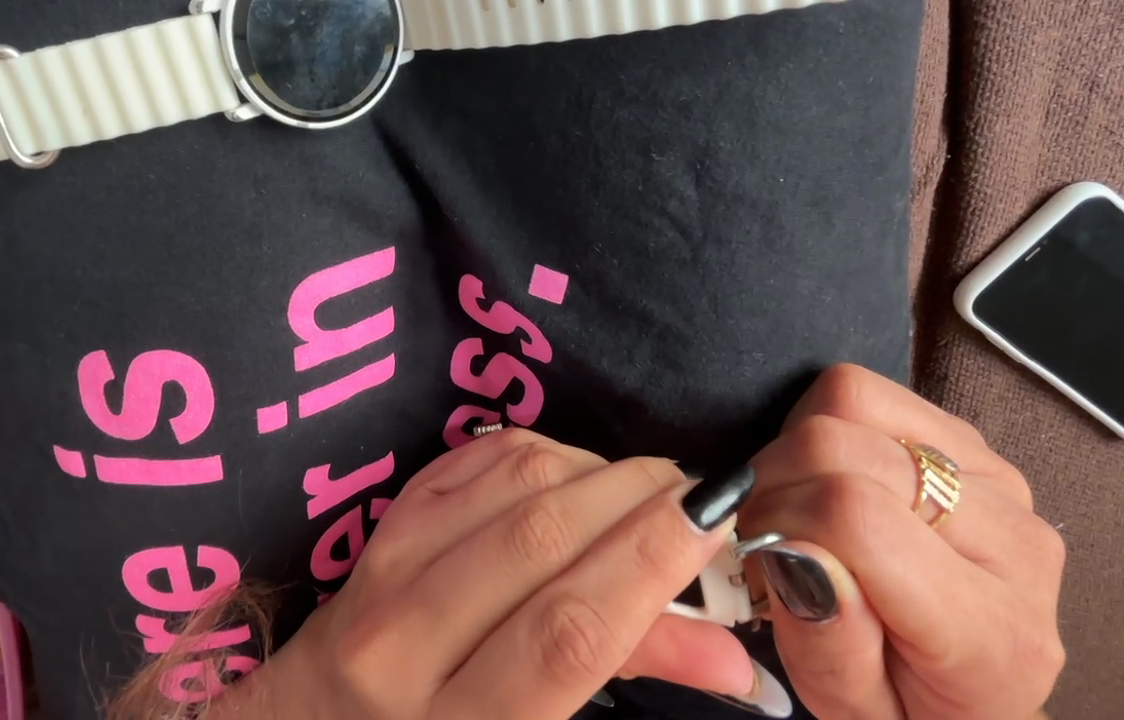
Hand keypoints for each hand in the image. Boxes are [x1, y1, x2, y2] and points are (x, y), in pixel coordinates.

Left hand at [214, 430, 762, 719]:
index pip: (568, 630)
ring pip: (509, 482)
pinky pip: (475, 456)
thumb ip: (629, 675)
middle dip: (633, 497)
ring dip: (593, 467)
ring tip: (641, 482)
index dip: (650, 561)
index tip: (711, 518)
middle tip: (690, 488)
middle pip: (541, 539)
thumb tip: (738, 658)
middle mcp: (405, 639)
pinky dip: (541, 448)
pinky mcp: (384, 518)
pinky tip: (575, 467)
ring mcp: (386, 565)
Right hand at [738, 365, 1065, 719]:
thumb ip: (827, 644)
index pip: (858, 517)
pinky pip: (867, 391)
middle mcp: (1013, 540)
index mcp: (990, 630)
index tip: (754, 549)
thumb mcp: (852, 712)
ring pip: (853, 402)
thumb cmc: (904, 709)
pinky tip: (829, 473)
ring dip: (796, 444)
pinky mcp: (970, 442)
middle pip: (846, 446)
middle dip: (775, 478)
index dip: (780, 518)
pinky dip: (822, 418)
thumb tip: (789, 546)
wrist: (969, 696)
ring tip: (799, 501)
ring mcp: (997, 479)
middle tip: (763, 525)